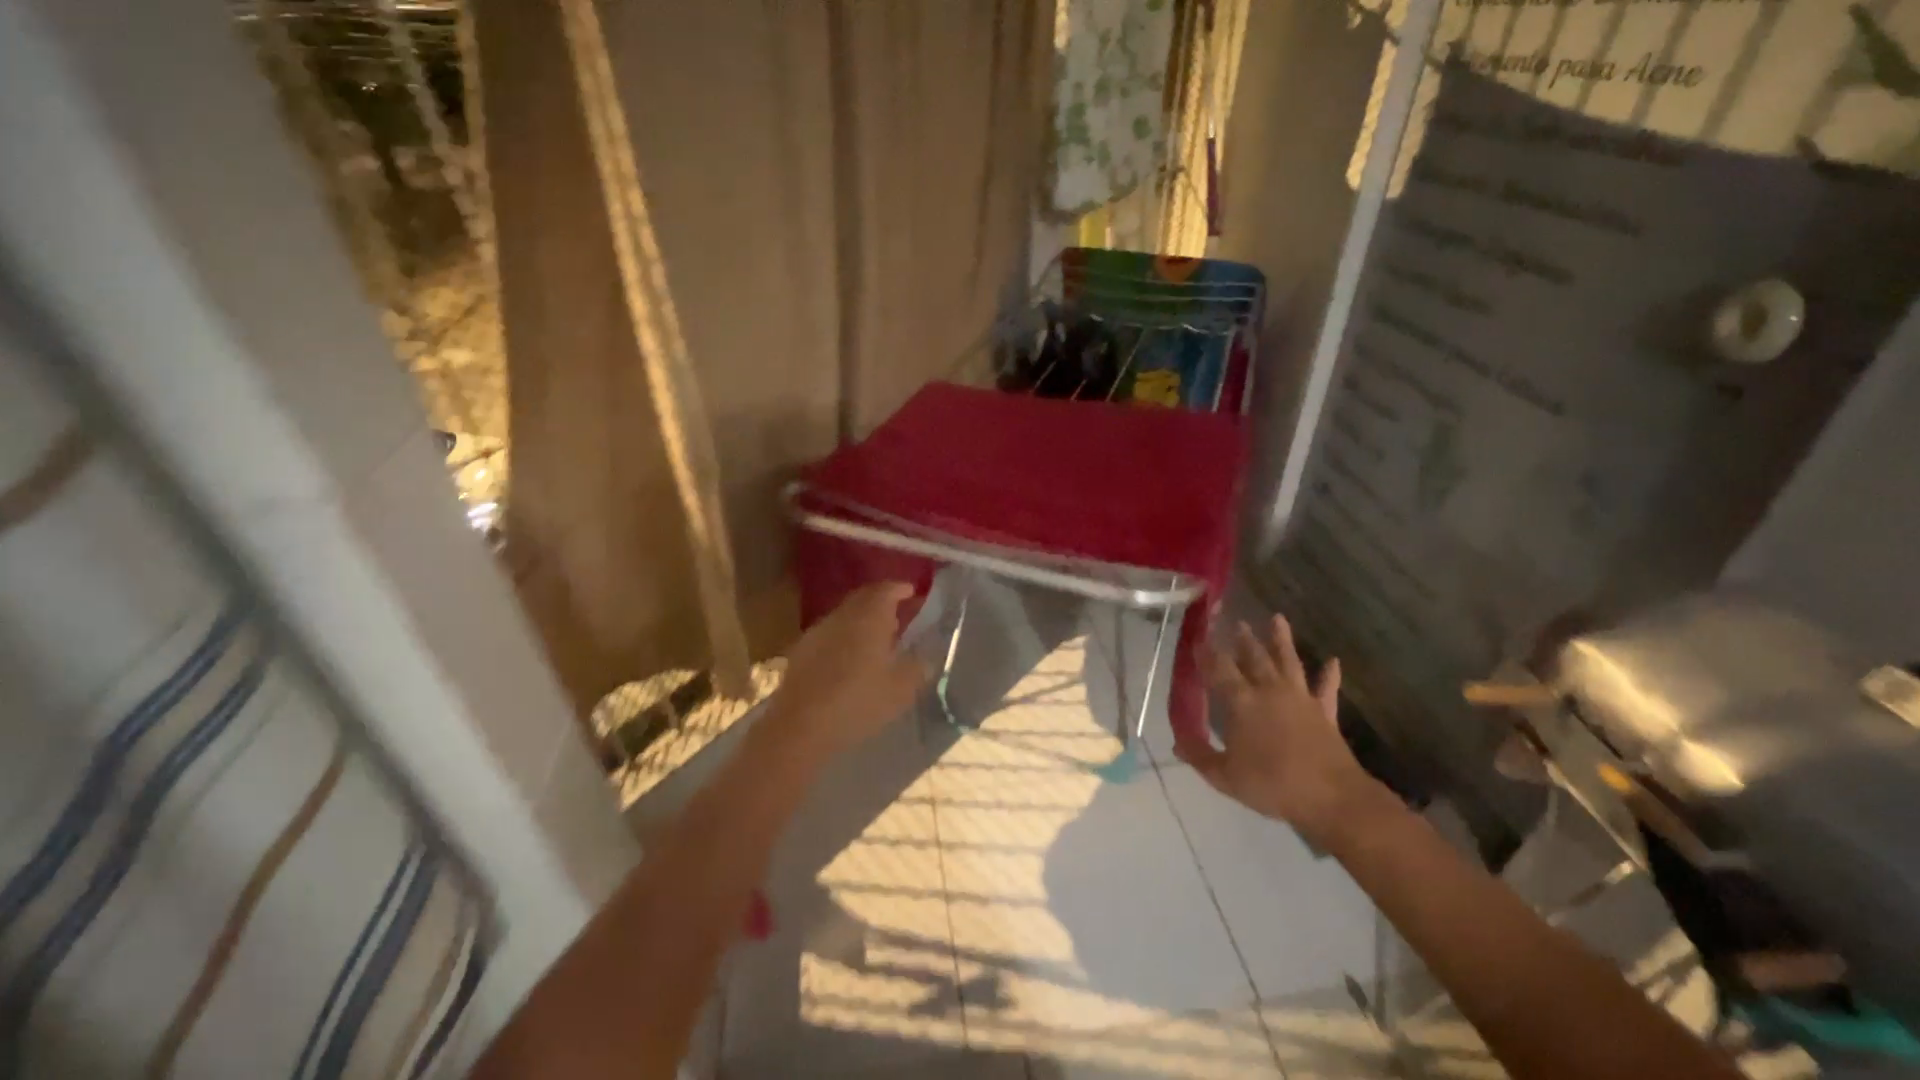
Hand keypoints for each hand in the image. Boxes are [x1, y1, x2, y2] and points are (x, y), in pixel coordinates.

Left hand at [768, 582, 927, 760]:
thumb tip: (926, 658)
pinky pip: (829, 634)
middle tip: (898, 616)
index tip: (913, 593)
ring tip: (877, 641)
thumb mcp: (901, 690)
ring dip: (861, 621)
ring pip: (844, 616)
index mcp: (869, 617)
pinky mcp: (800, 651)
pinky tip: (849, 660)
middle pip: (863, 598)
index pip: (887, 589)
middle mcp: (842, 616)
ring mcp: (817, 632)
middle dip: (881, 602)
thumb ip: (918, 668)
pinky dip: (844, 638)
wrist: (800, 726)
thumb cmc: (858, 703)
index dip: (901, 589)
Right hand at [1176, 616, 1383, 844]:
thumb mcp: (1224, 776)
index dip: (1207, 654)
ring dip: (1282, 640)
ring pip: (1288, 661)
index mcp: (1242, 702)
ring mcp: (1300, 698)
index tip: (1198, 639)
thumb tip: (1176, 743)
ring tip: (1277, 619)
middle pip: (1254, 658)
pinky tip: (1333, 661)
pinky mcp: (1324, 712)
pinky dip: (1329, 675)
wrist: (1329, 795)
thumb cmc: (1271, 784)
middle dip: (1242, 639)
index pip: (1219, 670)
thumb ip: (1199, 756)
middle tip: (1236, 622)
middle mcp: (1270, 691)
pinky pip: (1327, 688)